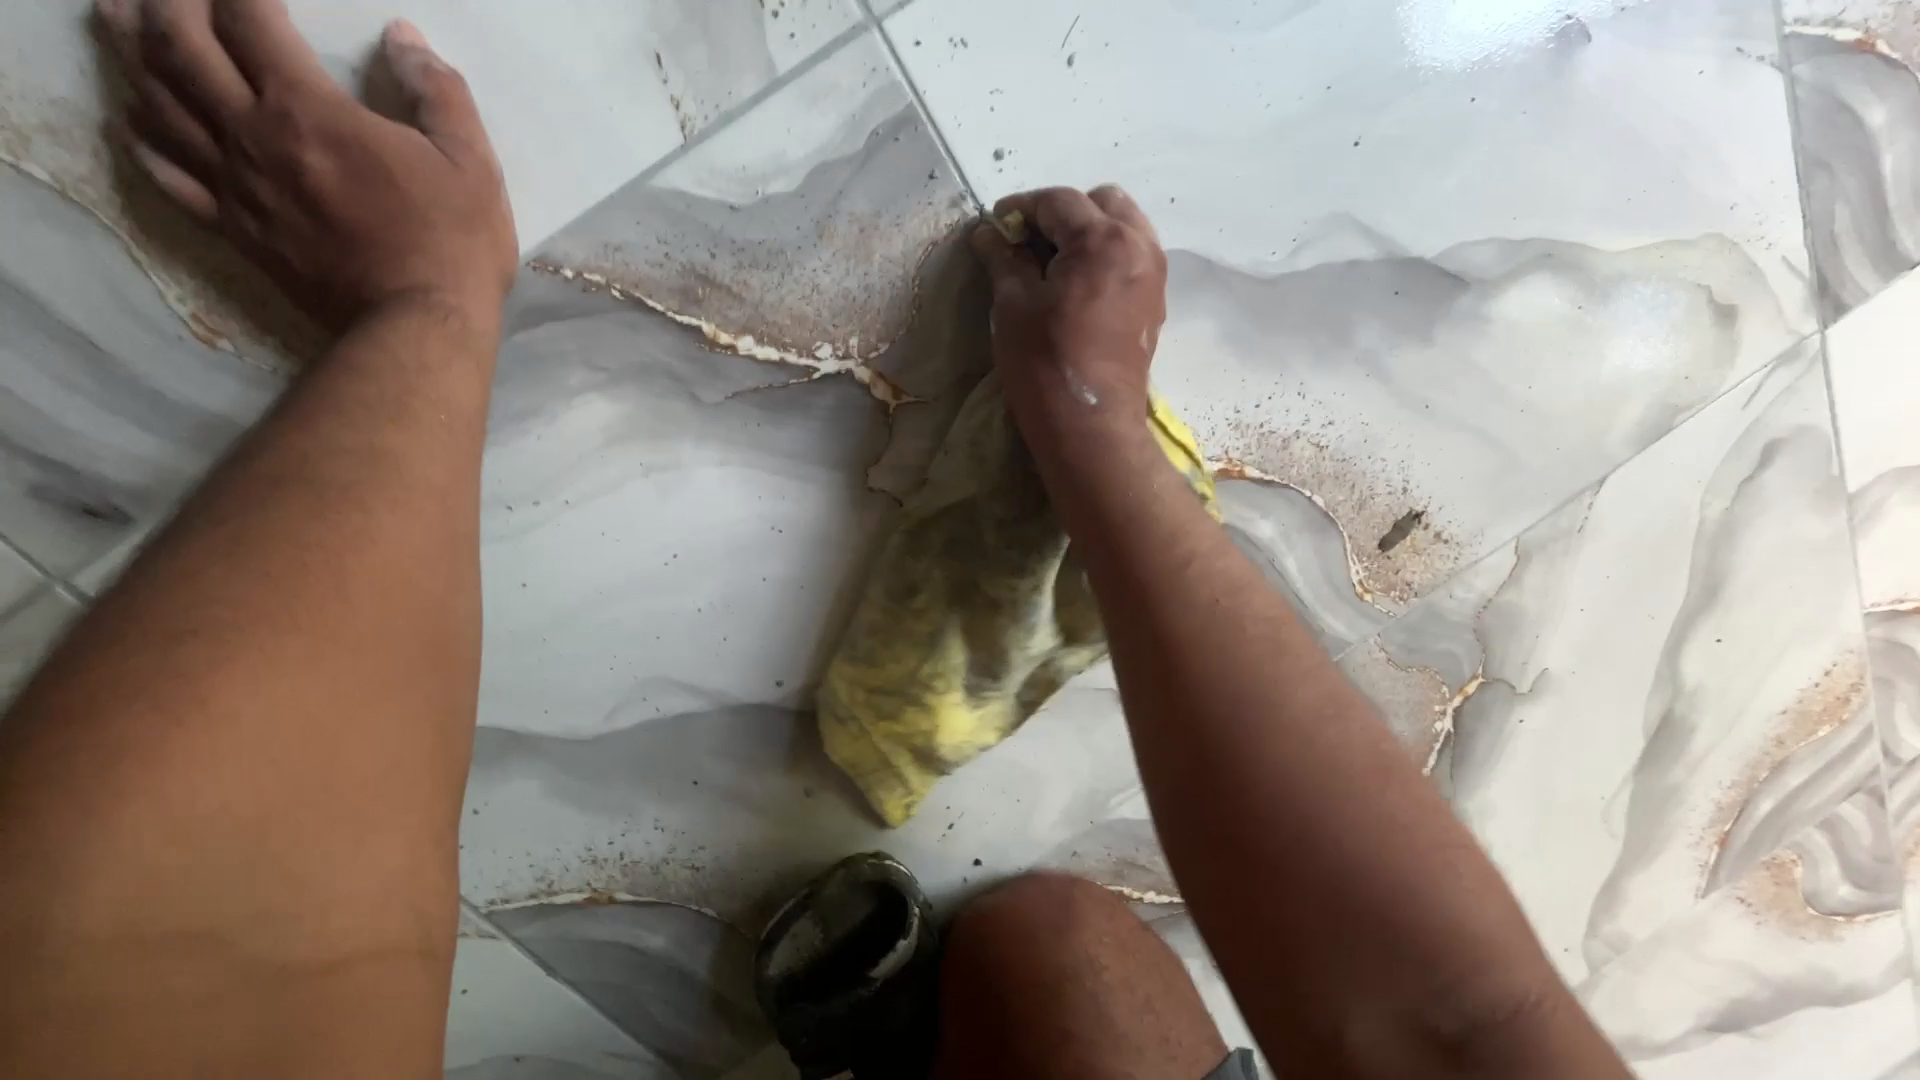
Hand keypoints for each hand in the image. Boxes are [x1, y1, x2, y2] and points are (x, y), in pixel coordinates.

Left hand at [96, 0, 517, 332]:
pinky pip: (166, 174)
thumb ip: (439, 93)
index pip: (249, 20)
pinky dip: (142, 138)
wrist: (423, 324)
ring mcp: (236, 186)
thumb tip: (404, 39)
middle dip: (169, 0)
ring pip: (156, 100)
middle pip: (179, 45)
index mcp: (310, 111)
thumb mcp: (473, 164)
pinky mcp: (237, 230)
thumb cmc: (456, 243)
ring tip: (123, 21)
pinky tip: (136, 120)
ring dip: (133, 50)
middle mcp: (253, 136)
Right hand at [969, 185, 1167, 454]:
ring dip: (1088, 232)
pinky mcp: (1154, 302)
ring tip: (1055, 264)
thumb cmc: (1044, 364)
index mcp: (1103, 240)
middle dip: (1062, 214)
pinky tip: (1078, 284)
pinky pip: (1133, 256)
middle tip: (1028, 245)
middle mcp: (1138, 246)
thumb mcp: (1013, 306)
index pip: (1058, 201)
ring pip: (1123, 225)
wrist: (1090, 426)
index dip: (1020, 208)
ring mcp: (1153, 274)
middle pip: (1101, 202)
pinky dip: (1107, 255)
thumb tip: (988, 234)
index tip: (994, 226)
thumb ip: (1003, 259)